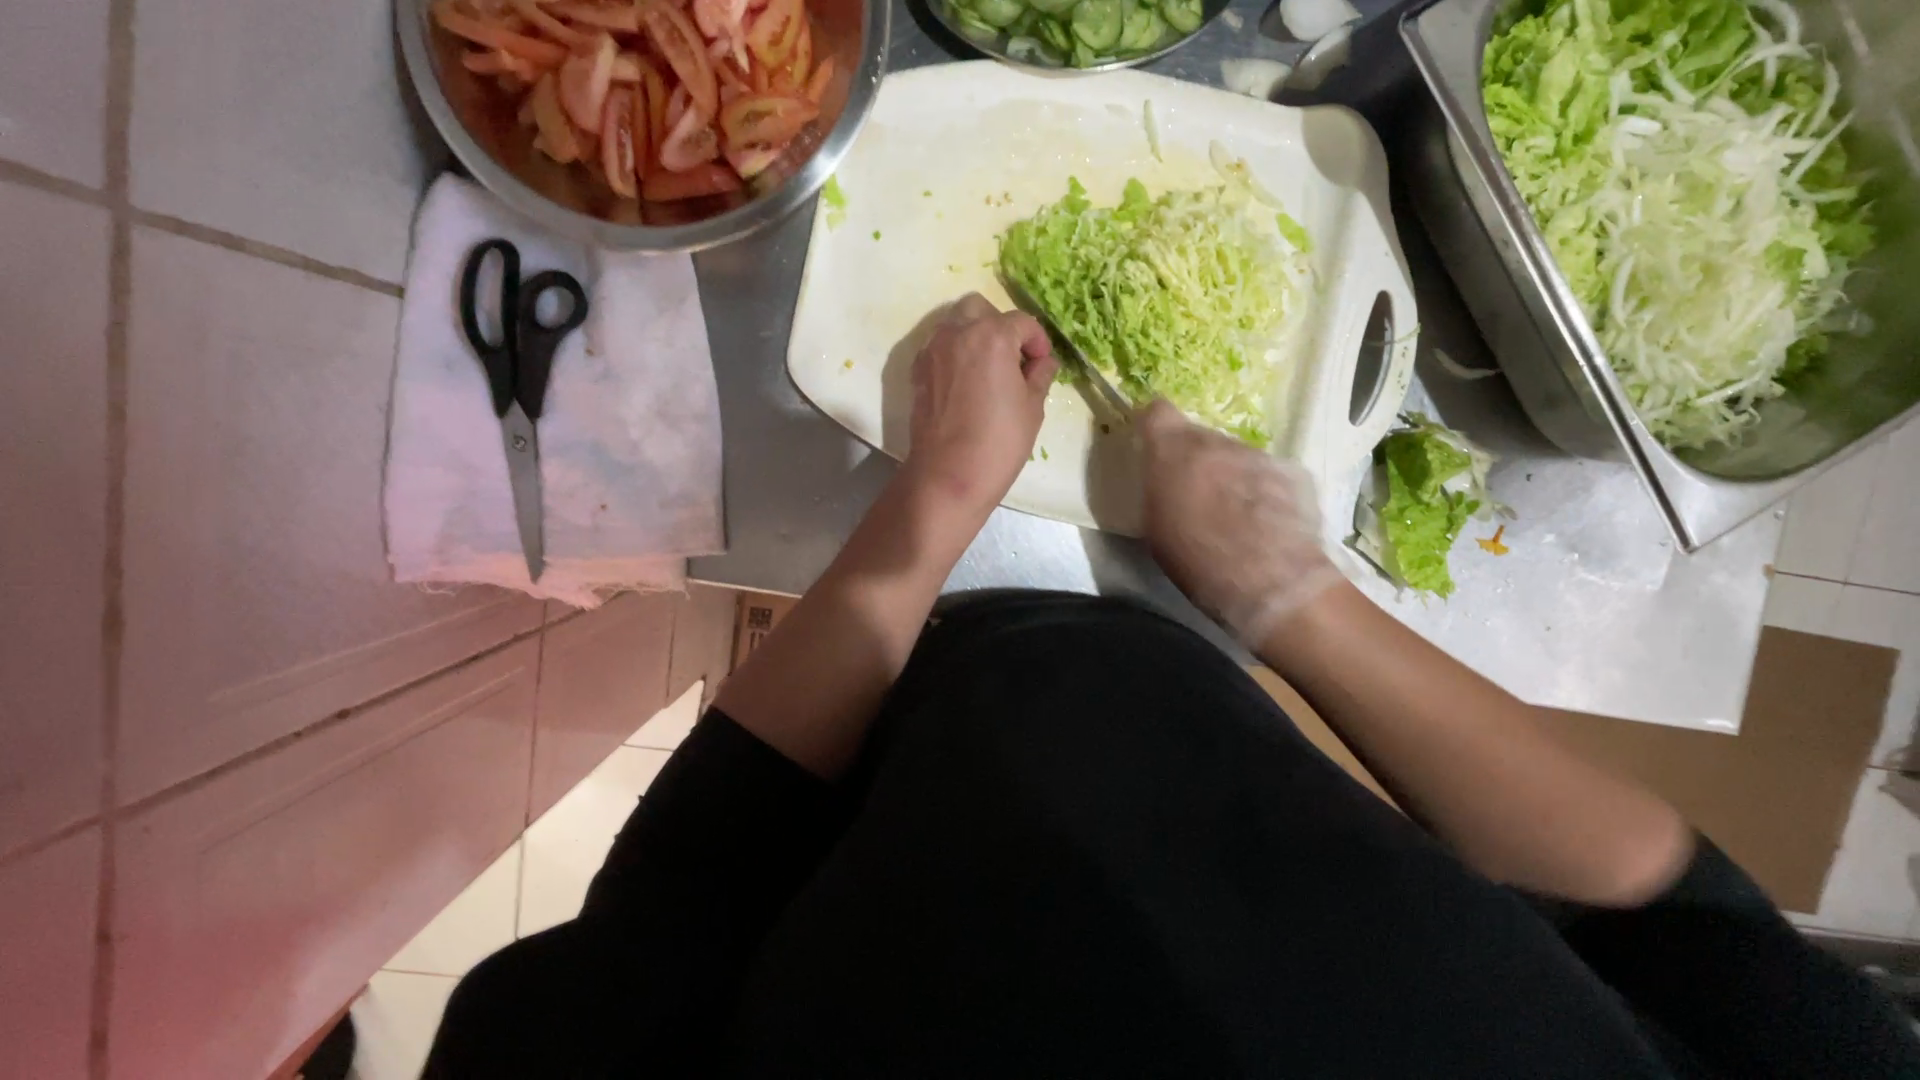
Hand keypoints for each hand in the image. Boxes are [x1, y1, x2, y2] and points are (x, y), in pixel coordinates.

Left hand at [904, 293, 1058, 514]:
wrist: (947, 475)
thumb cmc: (998, 442)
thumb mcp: (1032, 408)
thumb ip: (1039, 376)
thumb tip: (1043, 363)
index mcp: (992, 336)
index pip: (1022, 323)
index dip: (1037, 342)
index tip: (1042, 364)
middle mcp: (957, 333)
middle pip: (980, 309)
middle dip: (999, 325)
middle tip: (1013, 357)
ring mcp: (932, 351)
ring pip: (954, 324)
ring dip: (973, 335)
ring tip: (988, 369)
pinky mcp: (917, 371)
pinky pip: (938, 347)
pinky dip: (954, 353)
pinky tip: (966, 382)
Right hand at [1139, 398, 1342, 645]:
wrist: (1269, 581)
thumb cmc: (1197, 560)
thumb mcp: (1156, 528)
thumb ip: (1158, 490)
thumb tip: (1164, 481)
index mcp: (1173, 451)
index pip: (1157, 412)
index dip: (1155, 427)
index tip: (1154, 446)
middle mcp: (1216, 441)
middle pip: (1200, 438)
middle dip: (1196, 462)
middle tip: (1197, 498)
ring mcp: (1258, 454)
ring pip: (1236, 458)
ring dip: (1231, 478)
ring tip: (1235, 519)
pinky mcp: (1293, 473)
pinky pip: (1268, 476)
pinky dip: (1263, 493)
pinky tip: (1265, 526)